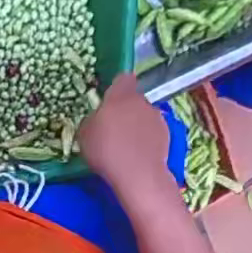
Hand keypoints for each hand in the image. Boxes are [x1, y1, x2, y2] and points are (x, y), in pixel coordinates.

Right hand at [78, 73, 172, 196]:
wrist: (138, 173)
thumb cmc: (105, 149)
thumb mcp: (84, 134)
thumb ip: (91, 120)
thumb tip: (97, 119)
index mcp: (120, 96)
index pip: (122, 79)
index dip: (116, 87)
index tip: (108, 100)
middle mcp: (141, 102)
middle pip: (133, 100)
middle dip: (124, 110)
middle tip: (111, 129)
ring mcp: (157, 117)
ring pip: (143, 116)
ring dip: (135, 125)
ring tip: (124, 145)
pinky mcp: (167, 134)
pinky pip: (152, 132)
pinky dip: (145, 139)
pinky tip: (136, 154)